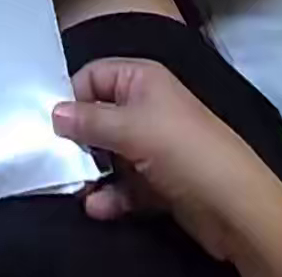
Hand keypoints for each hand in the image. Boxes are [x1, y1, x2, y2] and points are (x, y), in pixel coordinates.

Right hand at [53, 58, 281, 259]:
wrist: (233, 204)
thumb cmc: (180, 148)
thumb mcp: (131, 128)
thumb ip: (89, 120)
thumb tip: (53, 111)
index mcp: (141, 78)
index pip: (94, 75)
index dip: (72, 96)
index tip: (48, 124)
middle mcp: (145, 105)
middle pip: (98, 115)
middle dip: (78, 139)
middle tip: (55, 161)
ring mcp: (151, 143)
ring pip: (109, 153)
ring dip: (91, 171)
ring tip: (73, 188)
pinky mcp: (157, 179)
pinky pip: (123, 183)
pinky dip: (110, 195)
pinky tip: (96, 207)